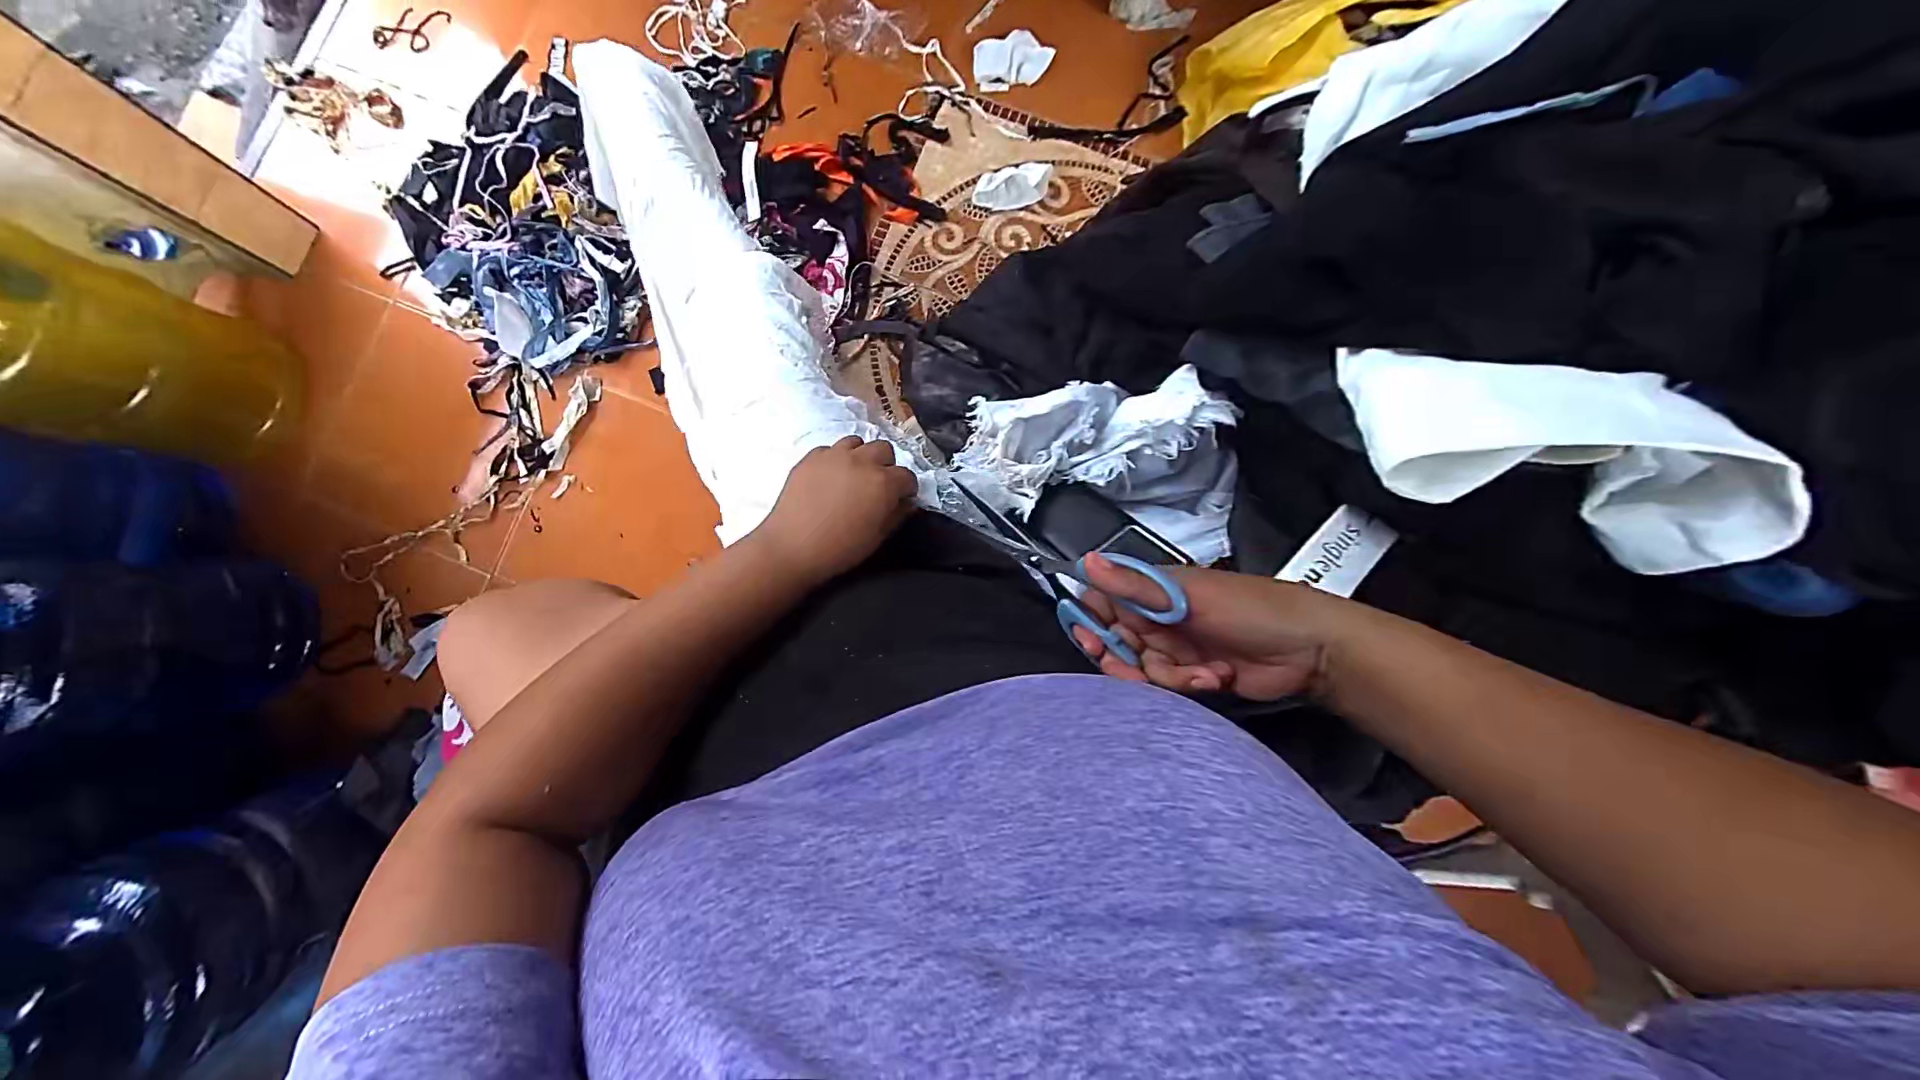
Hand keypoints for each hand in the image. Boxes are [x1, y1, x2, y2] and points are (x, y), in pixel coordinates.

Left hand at [752, 436, 917, 581]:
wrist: (792, 547)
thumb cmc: (840, 549)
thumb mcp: (877, 537)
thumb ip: (896, 516)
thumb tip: (906, 504)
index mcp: (884, 482)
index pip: (907, 476)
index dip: (907, 489)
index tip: (902, 499)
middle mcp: (862, 461)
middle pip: (884, 450)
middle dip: (886, 465)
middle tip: (879, 485)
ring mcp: (834, 455)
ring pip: (857, 443)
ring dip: (862, 456)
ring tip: (855, 475)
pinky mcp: (811, 457)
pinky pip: (830, 449)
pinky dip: (836, 459)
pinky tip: (831, 477)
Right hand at [1073, 554, 1350, 700]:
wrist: (1311, 651)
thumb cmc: (1256, 609)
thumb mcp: (1189, 596)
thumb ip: (1134, 585)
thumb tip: (1088, 562)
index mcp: (1154, 590)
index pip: (1103, 603)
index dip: (1090, 623)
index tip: (1094, 640)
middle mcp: (1160, 617)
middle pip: (1115, 642)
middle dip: (1124, 660)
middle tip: (1138, 666)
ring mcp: (1176, 647)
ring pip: (1140, 668)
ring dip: (1166, 676)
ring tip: (1198, 672)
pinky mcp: (1192, 673)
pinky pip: (1168, 685)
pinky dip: (1187, 685)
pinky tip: (1214, 676)